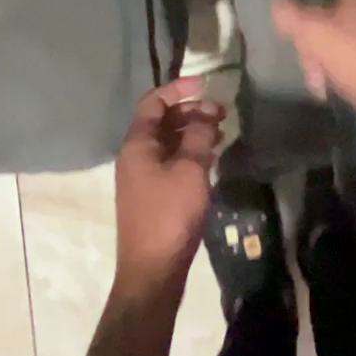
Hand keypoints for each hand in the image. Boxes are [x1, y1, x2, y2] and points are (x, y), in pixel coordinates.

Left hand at [113, 75, 224, 292]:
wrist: (152, 271)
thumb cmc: (170, 214)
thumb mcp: (190, 169)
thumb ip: (199, 136)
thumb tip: (207, 111)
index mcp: (137, 144)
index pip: (154, 102)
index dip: (179, 88)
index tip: (206, 84)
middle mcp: (134, 156)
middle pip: (160, 121)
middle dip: (190, 111)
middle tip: (221, 112)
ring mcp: (141, 177)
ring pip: (167, 142)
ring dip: (192, 132)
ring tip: (221, 132)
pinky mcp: (151, 195)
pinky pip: (170, 161)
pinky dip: (189, 152)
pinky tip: (211, 158)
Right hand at [271, 0, 355, 124]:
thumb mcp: (314, 33)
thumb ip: (290, 14)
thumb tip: (278, 4)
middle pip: (336, 0)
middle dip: (315, 31)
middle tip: (305, 58)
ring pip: (350, 27)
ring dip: (329, 52)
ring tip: (320, 81)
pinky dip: (352, 61)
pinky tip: (341, 85)